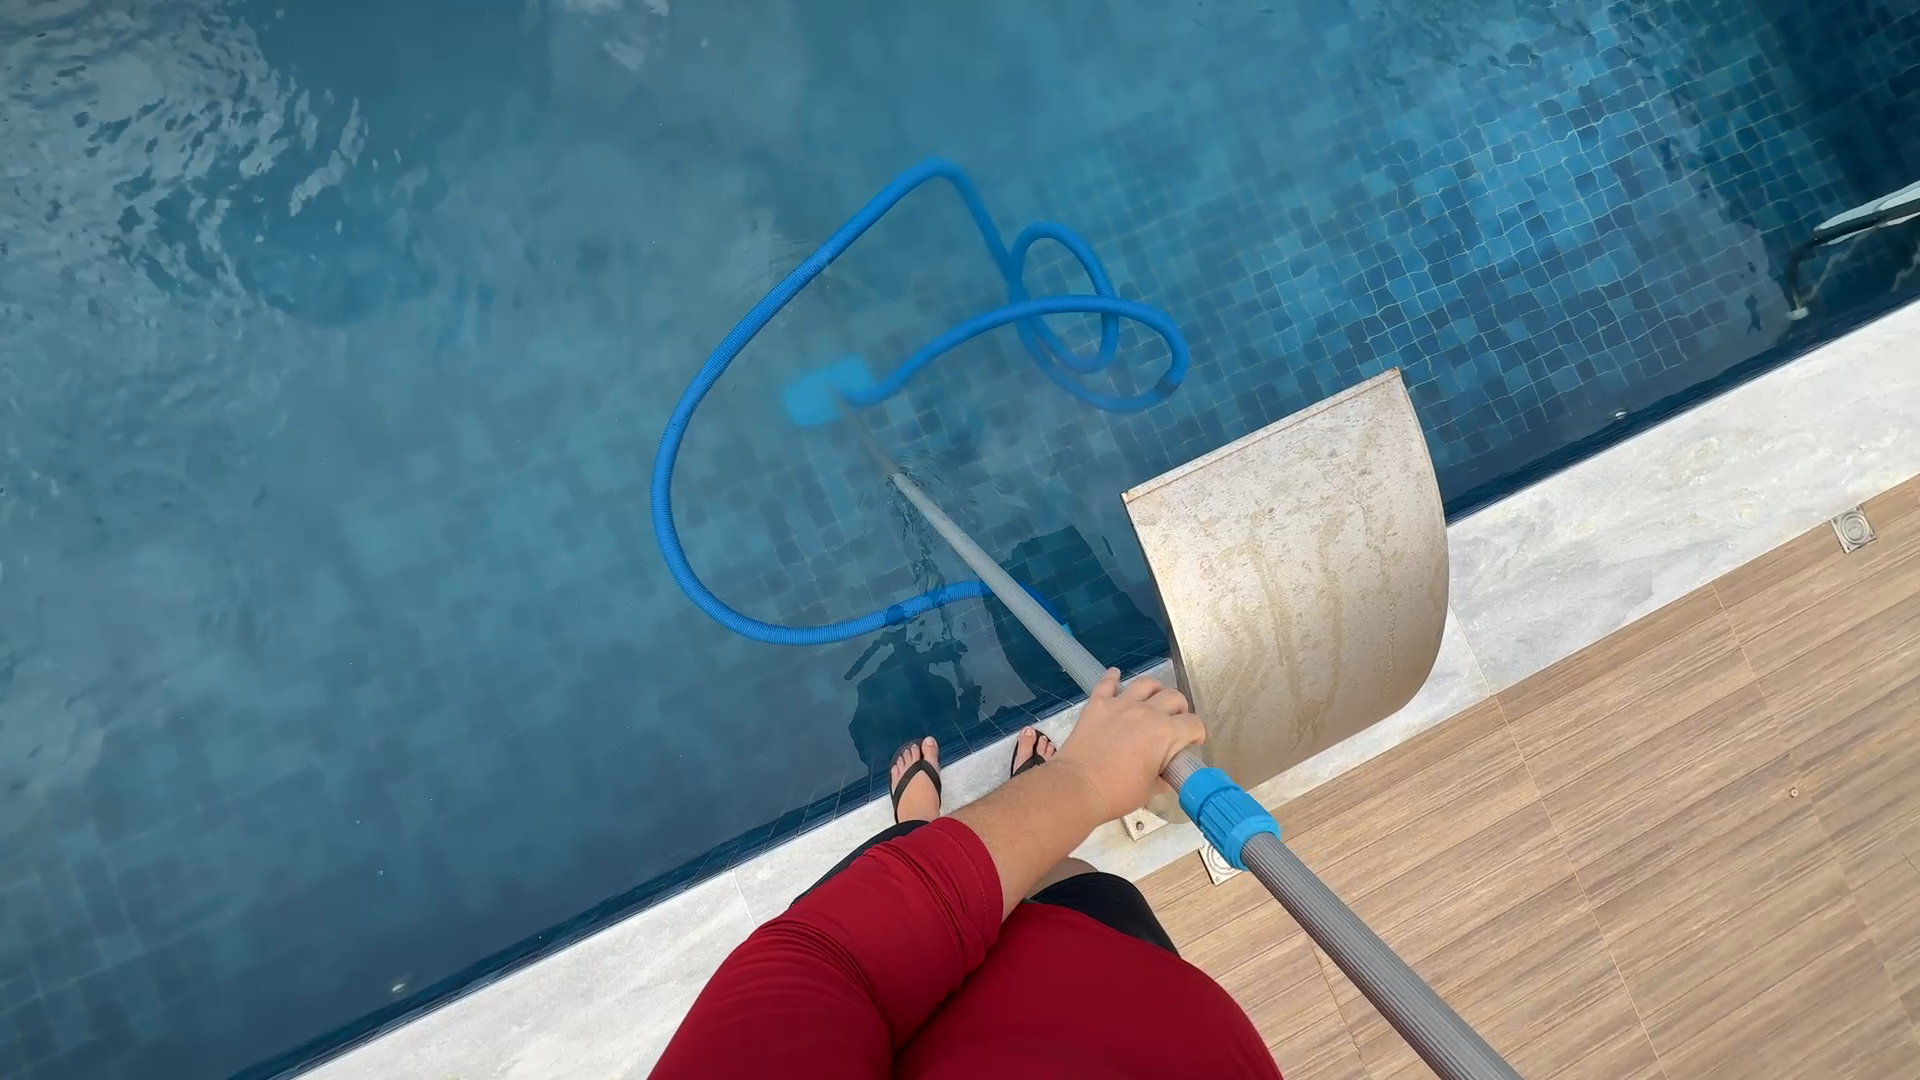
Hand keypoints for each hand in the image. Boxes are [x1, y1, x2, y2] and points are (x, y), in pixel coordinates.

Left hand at [1053, 668, 1206, 821]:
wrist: (1080, 786)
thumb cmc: (1118, 792)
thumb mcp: (1151, 789)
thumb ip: (1164, 776)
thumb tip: (1166, 775)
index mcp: (1166, 733)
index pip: (1194, 724)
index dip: (1197, 733)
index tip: (1192, 741)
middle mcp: (1147, 712)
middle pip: (1174, 697)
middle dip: (1180, 709)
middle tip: (1175, 721)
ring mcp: (1121, 704)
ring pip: (1146, 683)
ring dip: (1154, 690)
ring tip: (1153, 699)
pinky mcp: (1098, 703)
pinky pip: (1107, 682)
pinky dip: (1113, 677)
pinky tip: (1116, 675)